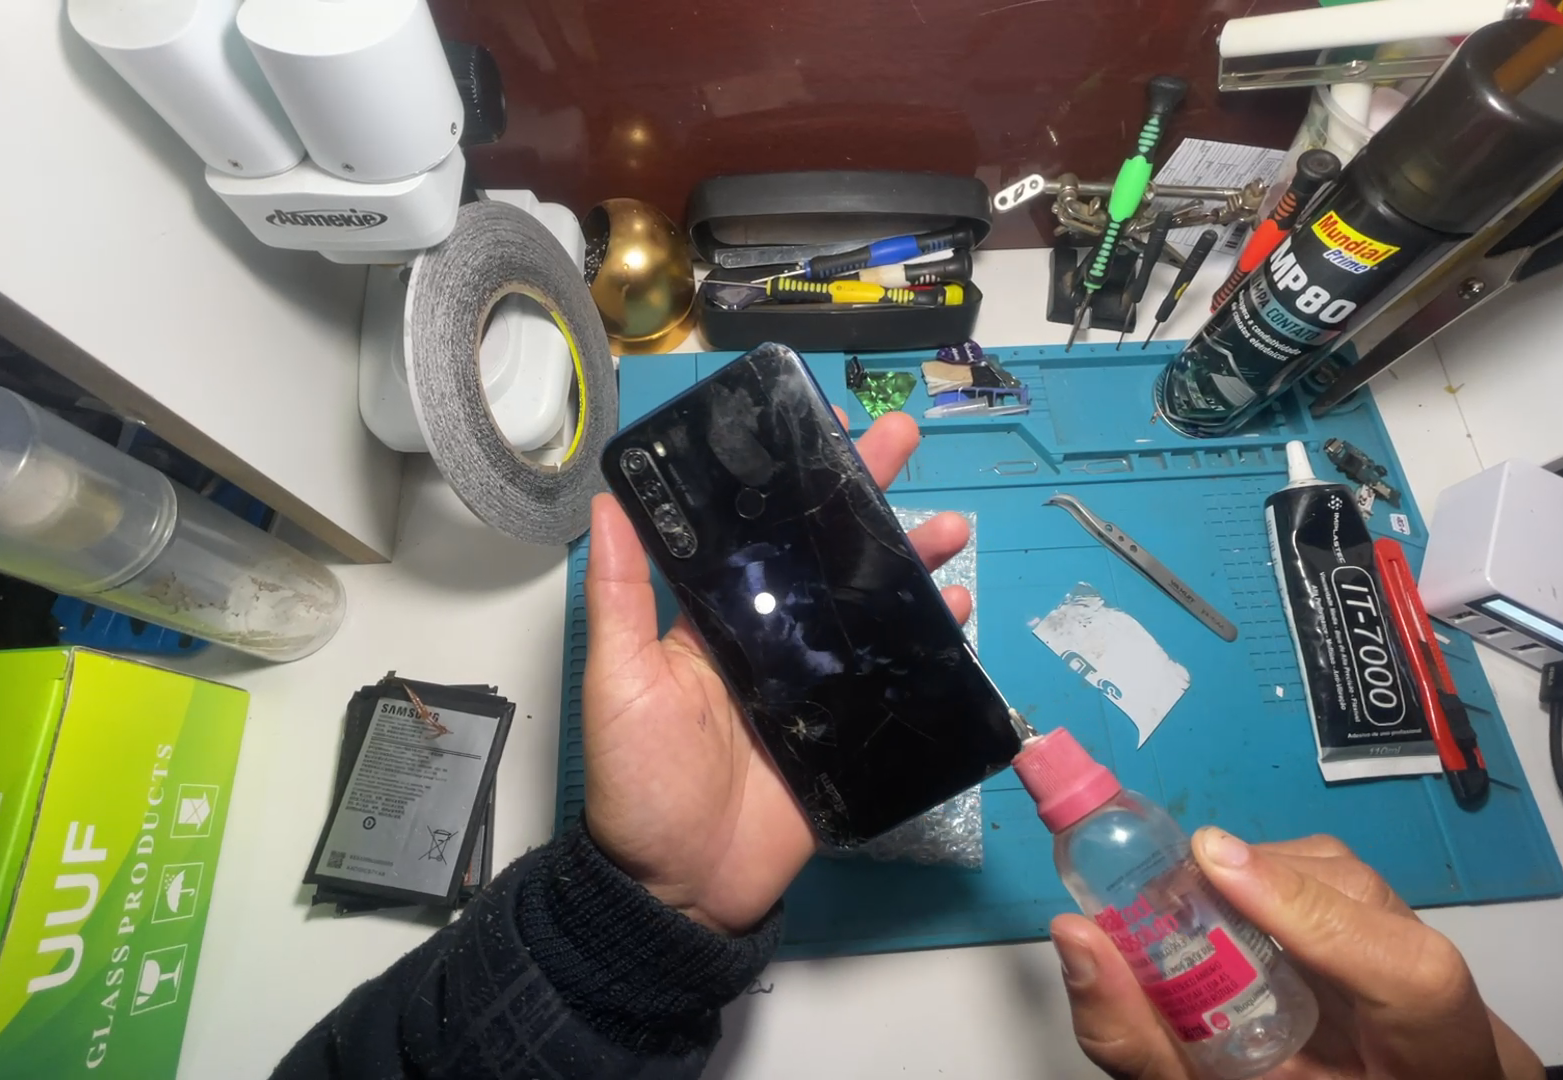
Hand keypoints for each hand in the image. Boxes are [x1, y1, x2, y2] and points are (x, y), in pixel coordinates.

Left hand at [582, 410, 972, 935]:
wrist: (682, 880)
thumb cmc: (643, 778)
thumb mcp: (621, 676)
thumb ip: (622, 594)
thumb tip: (607, 502)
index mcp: (720, 615)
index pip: (764, 534)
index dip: (794, 484)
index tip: (824, 433)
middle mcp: (772, 635)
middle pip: (828, 556)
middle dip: (865, 499)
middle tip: (901, 443)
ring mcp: (815, 678)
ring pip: (871, 606)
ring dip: (910, 562)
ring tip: (949, 528)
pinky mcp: (848, 723)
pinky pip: (894, 673)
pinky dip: (927, 639)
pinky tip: (954, 609)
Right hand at [1050, 829, 1544, 1079]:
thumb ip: (1140, 1039)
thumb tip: (1072, 933)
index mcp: (1431, 1069)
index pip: (1413, 980)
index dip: (1310, 909)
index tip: (1208, 860)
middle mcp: (1454, 1015)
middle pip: (1369, 907)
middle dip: (1255, 883)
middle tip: (1164, 893)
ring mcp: (1425, 964)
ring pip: (1348, 880)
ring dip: (1253, 876)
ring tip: (1189, 908)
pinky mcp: (1390, 934)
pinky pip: (1331, 880)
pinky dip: (1261, 880)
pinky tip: (1226, 911)